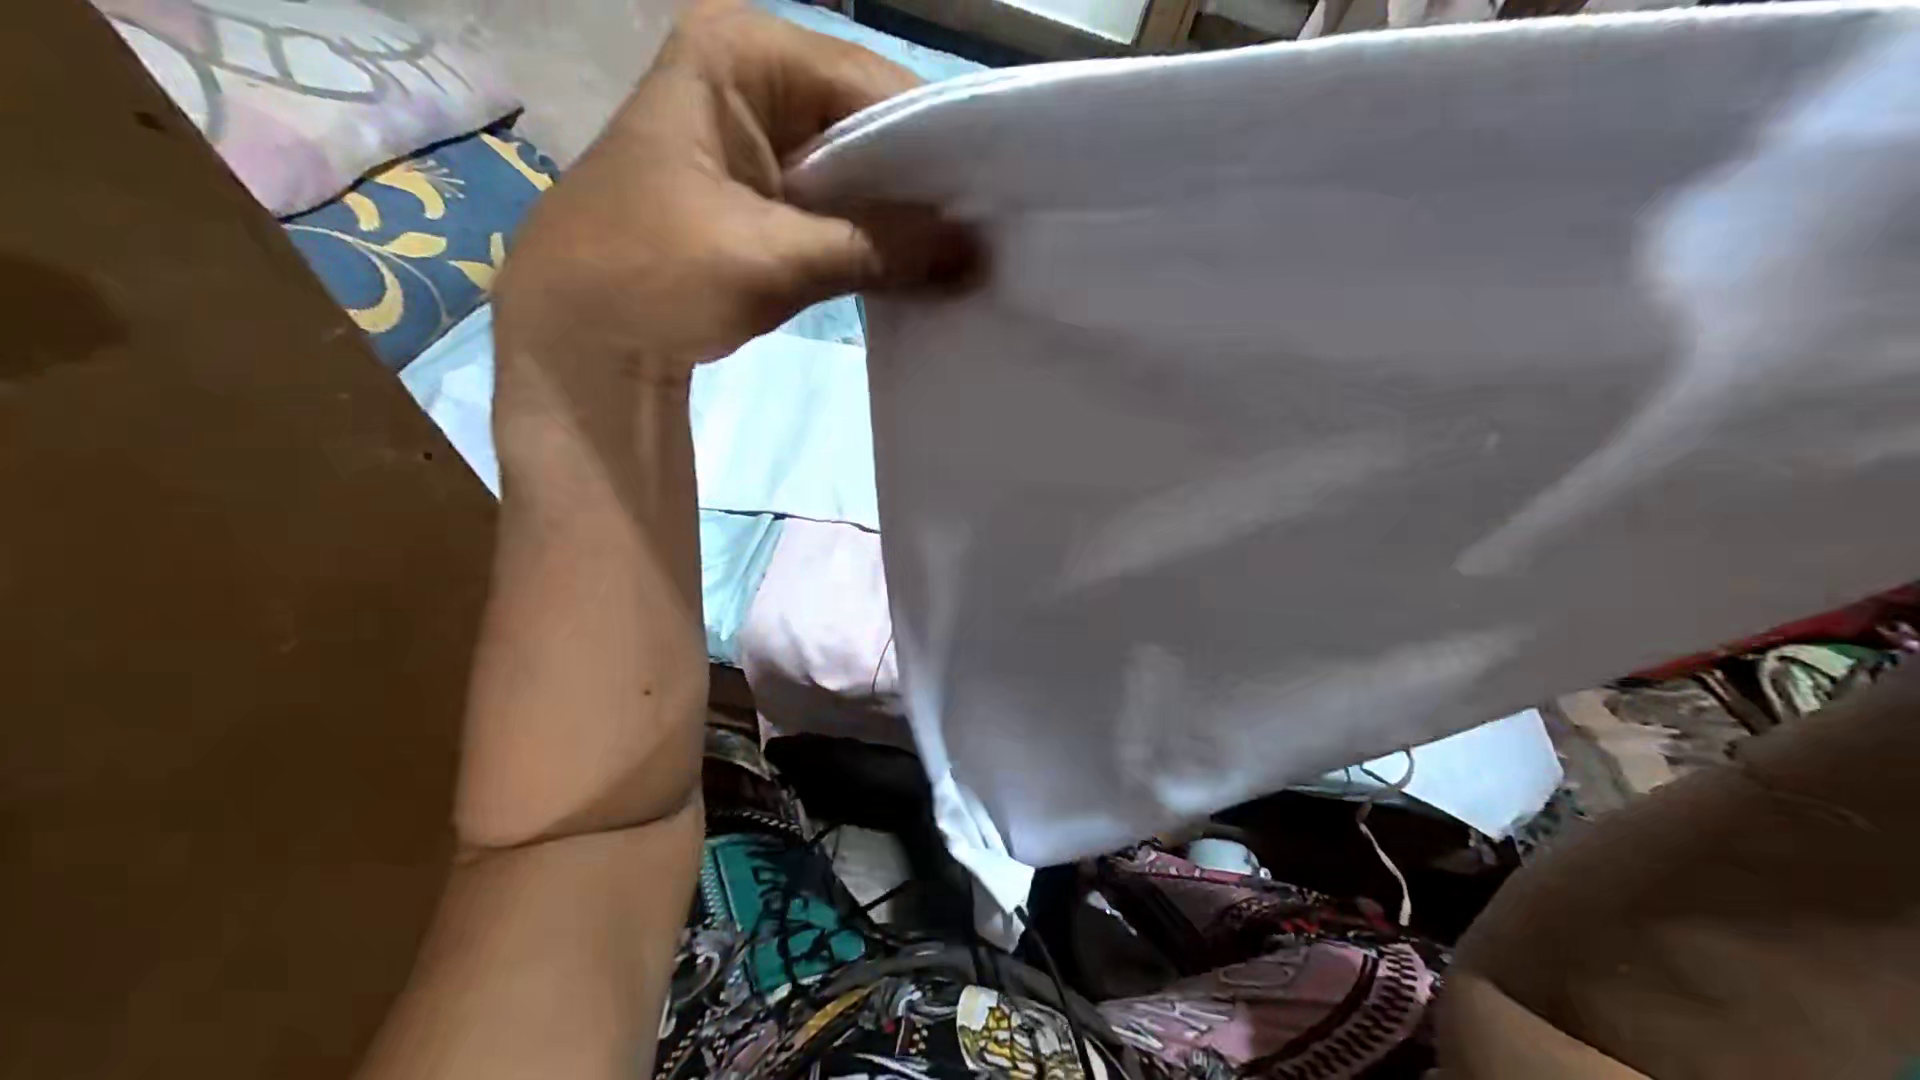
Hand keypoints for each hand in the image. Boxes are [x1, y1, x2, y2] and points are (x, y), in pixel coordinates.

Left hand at [491, 0, 968, 475]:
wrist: (580, 343)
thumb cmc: (656, 276)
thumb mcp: (774, 257)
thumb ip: (879, 248)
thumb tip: (975, 252)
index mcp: (738, 54)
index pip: (866, 82)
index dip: (933, 140)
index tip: (993, 192)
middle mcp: (750, 80)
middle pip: (863, 124)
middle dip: (919, 182)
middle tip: (986, 228)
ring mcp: (754, 141)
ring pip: (851, 169)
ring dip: (898, 216)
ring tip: (963, 251)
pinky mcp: (758, 198)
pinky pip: (832, 207)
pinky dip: (868, 238)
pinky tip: (913, 264)